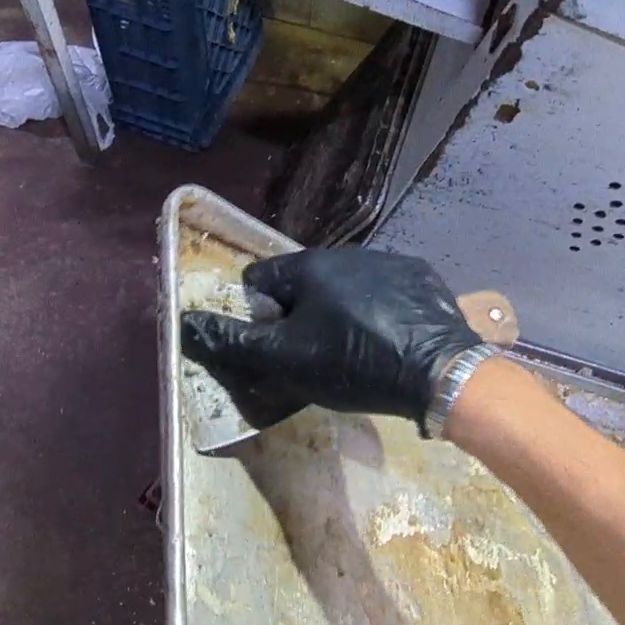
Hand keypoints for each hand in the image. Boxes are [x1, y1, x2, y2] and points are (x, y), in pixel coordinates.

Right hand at [180, 248, 485, 433]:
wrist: (439, 371)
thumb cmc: (353, 362)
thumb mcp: (286, 359)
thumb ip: (233, 341)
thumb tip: (185, 323)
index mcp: (307, 265)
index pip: (258, 283)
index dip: (256, 319)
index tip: (273, 350)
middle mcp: (346, 253)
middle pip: (302, 285)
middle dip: (298, 317)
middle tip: (311, 357)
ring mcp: (390, 261)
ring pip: (344, 288)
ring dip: (338, 313)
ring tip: (352, 354)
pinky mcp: (422, 278)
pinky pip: (383, 293)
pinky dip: (376, 313)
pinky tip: (388, 343)